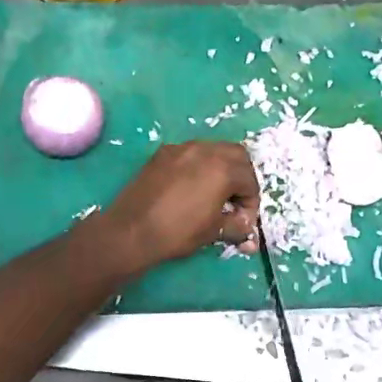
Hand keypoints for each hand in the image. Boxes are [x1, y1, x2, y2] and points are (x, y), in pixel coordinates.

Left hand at [89, 141, 261, 275]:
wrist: (130, 230)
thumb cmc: (176, 232)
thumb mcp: (213, 232)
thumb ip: (236, 226)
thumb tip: (247, 232)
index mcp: (223, 168)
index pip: (250, 181)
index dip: (251, 204)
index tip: (242, 221)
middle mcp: (204, 150)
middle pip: (236, 156)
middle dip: (241, 177)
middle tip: (234, 201)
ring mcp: (180, 149)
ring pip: (212, 150)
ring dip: (220, 168)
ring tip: (214, 193)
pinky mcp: (161, 154)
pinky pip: (188, 153)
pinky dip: (197, 165)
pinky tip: (190, 187)